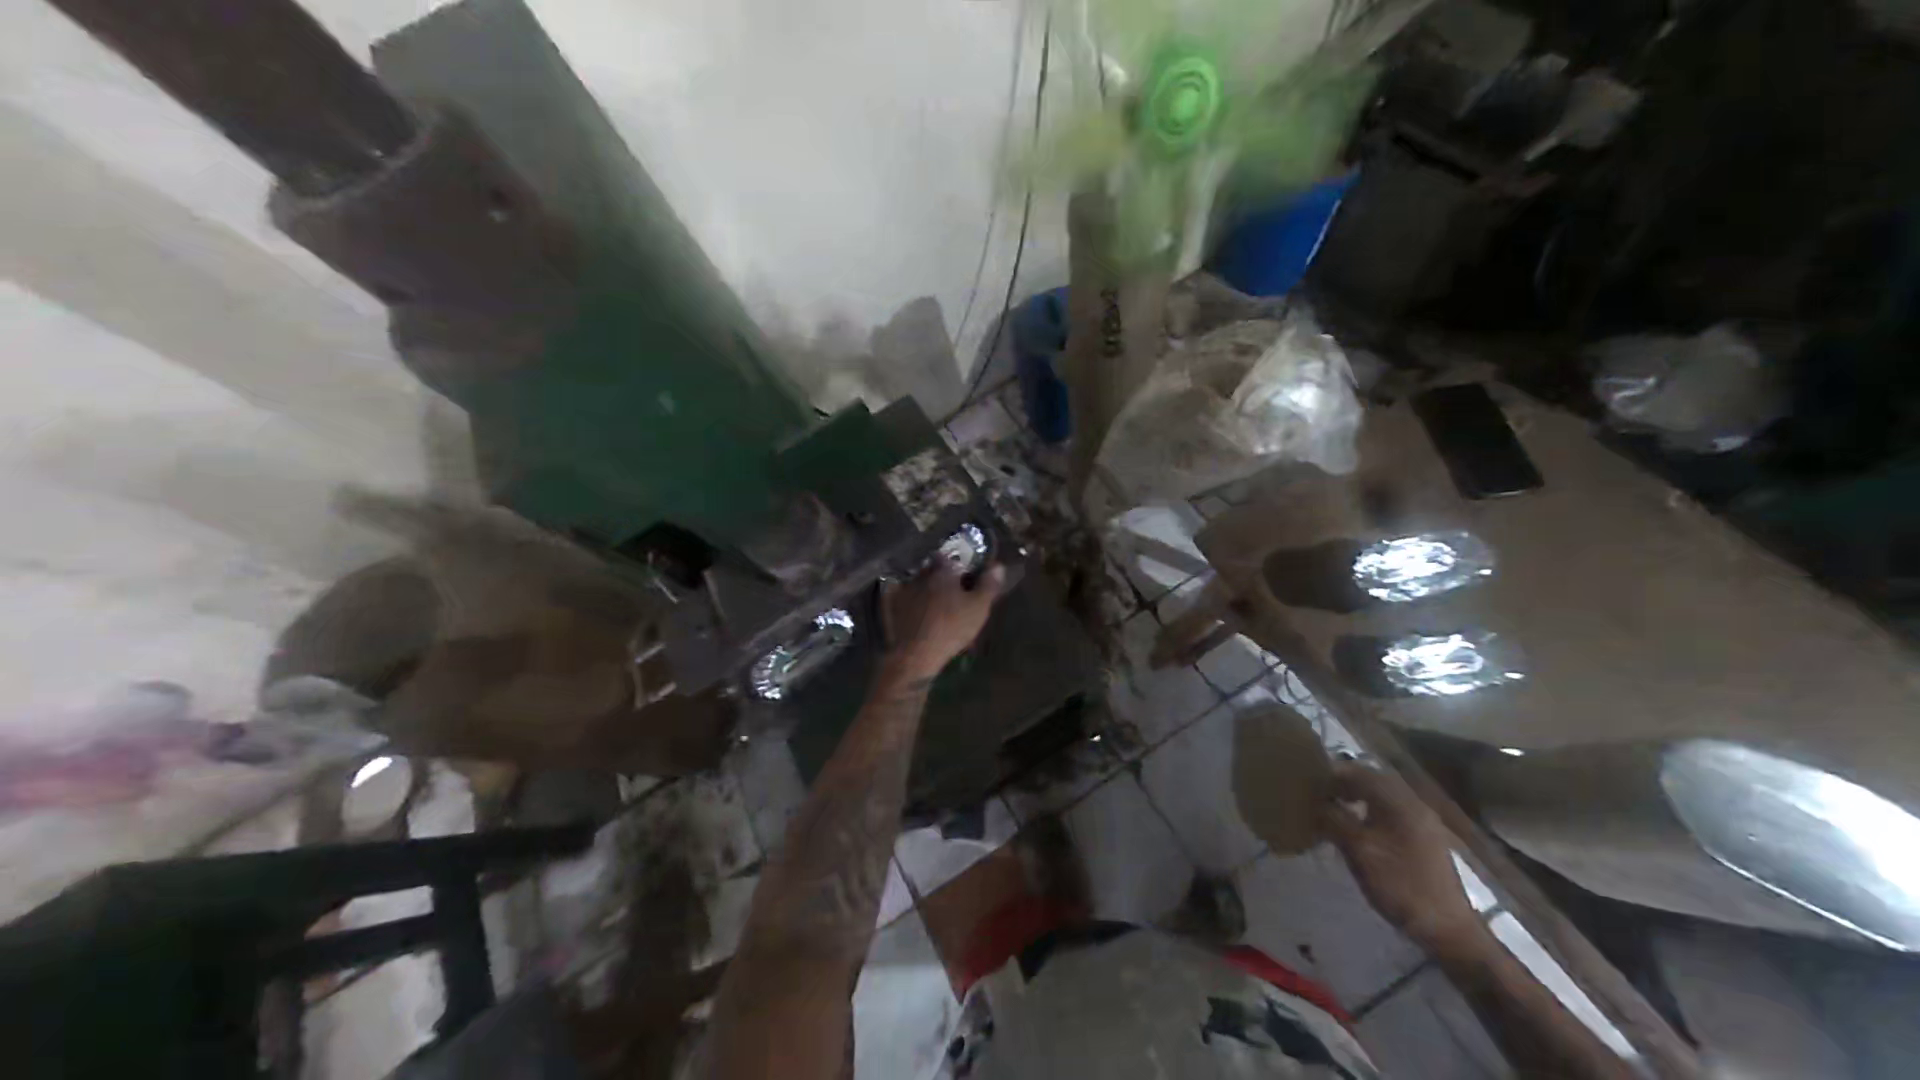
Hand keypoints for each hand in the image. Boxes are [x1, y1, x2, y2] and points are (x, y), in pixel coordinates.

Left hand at [880, 563, 1007, 679]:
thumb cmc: (951, 628)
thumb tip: (997, 566)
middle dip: (938, 575)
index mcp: (942, 571)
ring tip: (931, 601)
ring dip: (923, 587)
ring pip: (915, 582)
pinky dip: (905, 599)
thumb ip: (988, 585)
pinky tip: (911, 608)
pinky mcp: (889, 607)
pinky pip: (898, 596)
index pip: (948, 557)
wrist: (916, 653)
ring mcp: (903, 590)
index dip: (955, 564)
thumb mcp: (978, 608)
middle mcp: (920, 575)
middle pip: (930, 569)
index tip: (962, 573)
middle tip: (948, 589)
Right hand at [1321, 762, 1483, 951]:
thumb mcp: (1359, 850)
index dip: (1332, 774)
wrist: (1447, 929)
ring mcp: (1423, 822)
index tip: (1309, 784)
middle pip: (1372, 781)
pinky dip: (1370, 813)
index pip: (1359, 773)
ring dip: (1357, 799)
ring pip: (1382, 798)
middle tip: (1318, 797)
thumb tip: (1318, 802)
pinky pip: (1391, 813)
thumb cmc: (1400, 885)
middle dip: (1343, 785)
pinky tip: (1358, 830)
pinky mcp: (1425, 840)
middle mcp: (1413, 804)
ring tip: (1333, 812)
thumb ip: (1335, 819)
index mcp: (1398, 802)